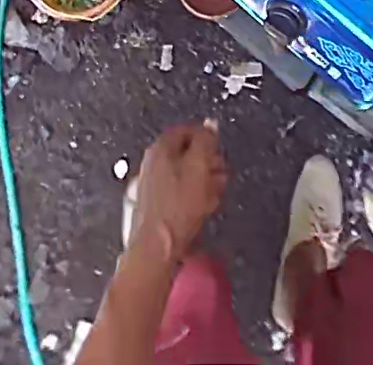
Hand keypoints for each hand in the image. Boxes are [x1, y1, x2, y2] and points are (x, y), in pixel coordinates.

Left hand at [129, 121, 227, 263]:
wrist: (157, 247)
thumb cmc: (178, 206)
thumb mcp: (200, 165)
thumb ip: (206, 140)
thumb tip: (211, 124)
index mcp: (161, 147)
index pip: (187, 130)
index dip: (207, 137)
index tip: (219, 149)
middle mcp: (152, 162)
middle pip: (185, 152)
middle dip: (206, 160)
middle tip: (221, 170)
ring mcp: (151, 184)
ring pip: (182, 173)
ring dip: (202, 178)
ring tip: (217, 190)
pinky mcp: (154, 205)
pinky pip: (177, 191)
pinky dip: (192, 194)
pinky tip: (204, 205)